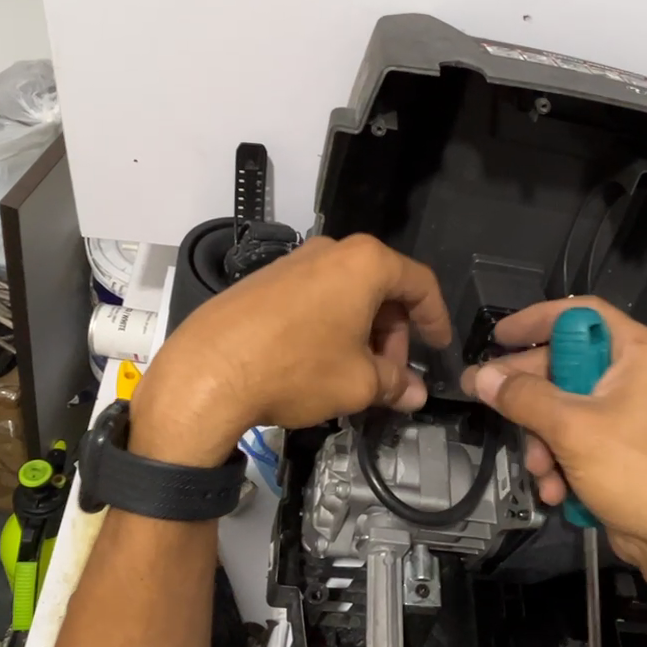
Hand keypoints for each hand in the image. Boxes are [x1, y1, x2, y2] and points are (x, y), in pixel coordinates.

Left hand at [129, 235, 452, 466]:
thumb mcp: (359, 383)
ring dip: (361, 334)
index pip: (420, 284)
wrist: (207, 373)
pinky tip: (320, 365)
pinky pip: (314, 300)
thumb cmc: (297, 368)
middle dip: (394, 334)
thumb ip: (396, 384)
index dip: (436, 319)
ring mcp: (292, 263)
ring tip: (356, 376)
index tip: (439, 348)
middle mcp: (330, 252)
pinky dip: (330, 328)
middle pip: (382, 289)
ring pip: (346, 295)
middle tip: (391, 375)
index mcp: (364, 263)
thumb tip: (414, 394)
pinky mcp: (262, 282)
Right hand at [462, 297, 646, 571]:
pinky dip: (561, 462)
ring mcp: (630, 414)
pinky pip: (577, 440)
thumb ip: (523, 397)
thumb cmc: (638, 469)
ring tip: (540, 470)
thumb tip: (480, 376)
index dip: (536, 321)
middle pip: (565, 366)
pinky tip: (556, 490)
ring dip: (543, 441)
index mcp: (638, 352)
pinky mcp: (623, 449)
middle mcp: (636, 375)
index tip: (498, 338)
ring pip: (565, 409)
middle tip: (490, 403)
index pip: (580, 315)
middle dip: (530, 398)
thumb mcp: (573, 428)